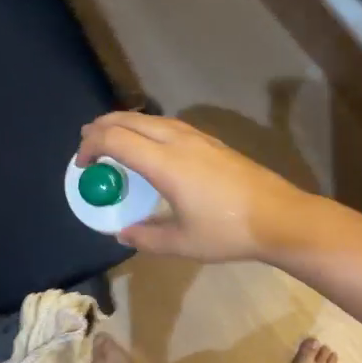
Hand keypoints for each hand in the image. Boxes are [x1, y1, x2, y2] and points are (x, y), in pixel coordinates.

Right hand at [76, 112, 314, 261]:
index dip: (91, 147)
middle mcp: (179, 141)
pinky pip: (169, 126)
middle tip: (86, 144)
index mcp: (165, 163)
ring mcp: (199, 138)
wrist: (280, 217)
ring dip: (126, 126)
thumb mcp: (182, 243)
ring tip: (113, 142)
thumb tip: (123, 233)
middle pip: (130, 120)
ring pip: (152, 119)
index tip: (82, 166)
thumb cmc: (228, 231)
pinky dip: (148, 130)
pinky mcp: (213, 143)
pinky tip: (151, 148)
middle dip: (102, 128)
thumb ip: (147, 238)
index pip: (115, 139)